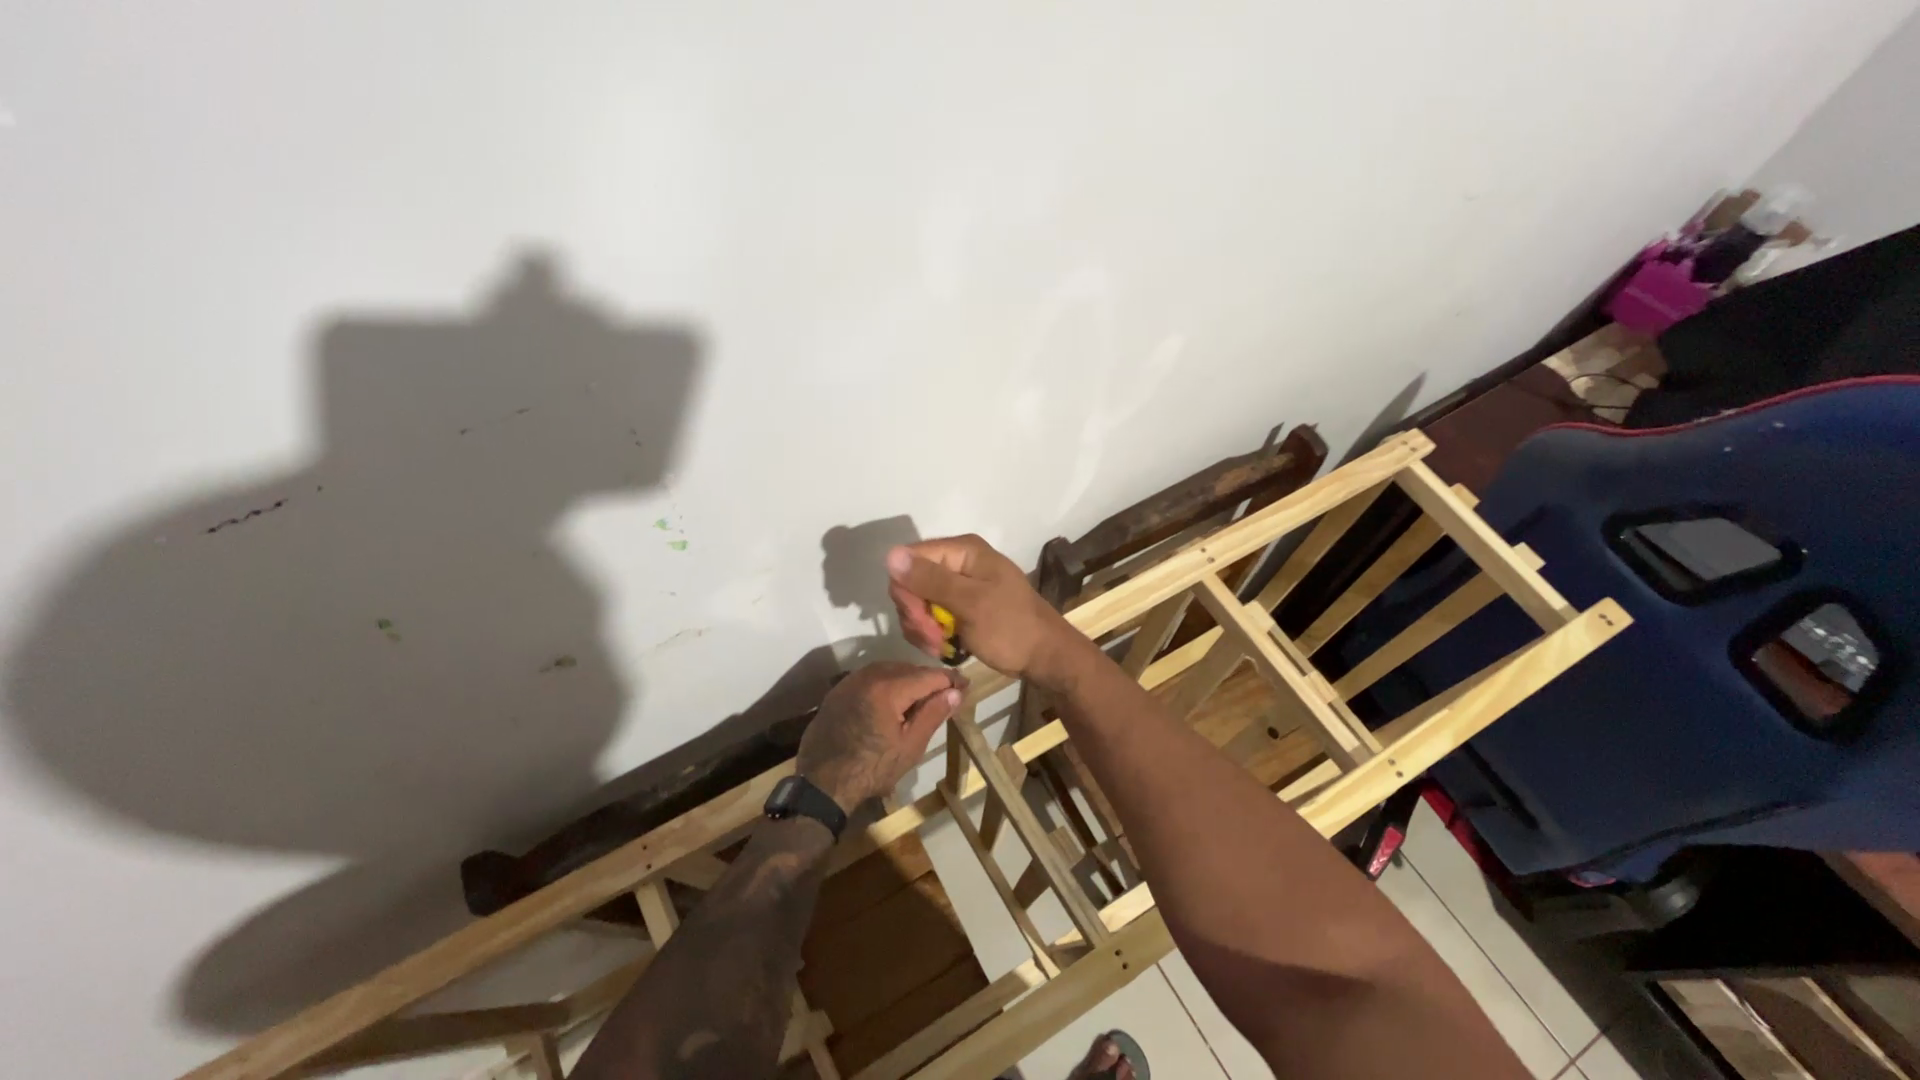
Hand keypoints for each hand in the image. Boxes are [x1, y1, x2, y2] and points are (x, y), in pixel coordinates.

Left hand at [796, 662, 962, 811]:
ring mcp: (850, 681)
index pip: (928, 675)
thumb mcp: (910, 746)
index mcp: (889, 688)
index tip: (966, 684)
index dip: (950, 679)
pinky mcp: (838, 691)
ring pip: (888, 670)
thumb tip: (955, 692)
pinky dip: (886, 683)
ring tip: (922, 697)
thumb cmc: (871, 769)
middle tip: (947, 693)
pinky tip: (892, 700)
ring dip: (908, 679)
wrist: (822, 783)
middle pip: (908, 668)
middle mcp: (868, 676)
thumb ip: (933, 714)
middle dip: (929, 678)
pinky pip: (869, 678)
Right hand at [885, 534, 1092, 688]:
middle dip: (916, 615)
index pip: (910, 560)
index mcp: (962, 551)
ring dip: (923, 629)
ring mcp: (957, 586)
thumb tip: (890, 555)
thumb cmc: (1011, 627)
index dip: (906, 591)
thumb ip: (930, 580)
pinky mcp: (957, 607)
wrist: (1043, 656)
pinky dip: (931, 635)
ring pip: (916, 603)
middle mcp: (956, 562)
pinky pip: (929, 617)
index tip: (920, 621)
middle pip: (910, 583)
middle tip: (934, 640)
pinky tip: (945, 648)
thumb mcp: (970, 604)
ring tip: (942, 647)